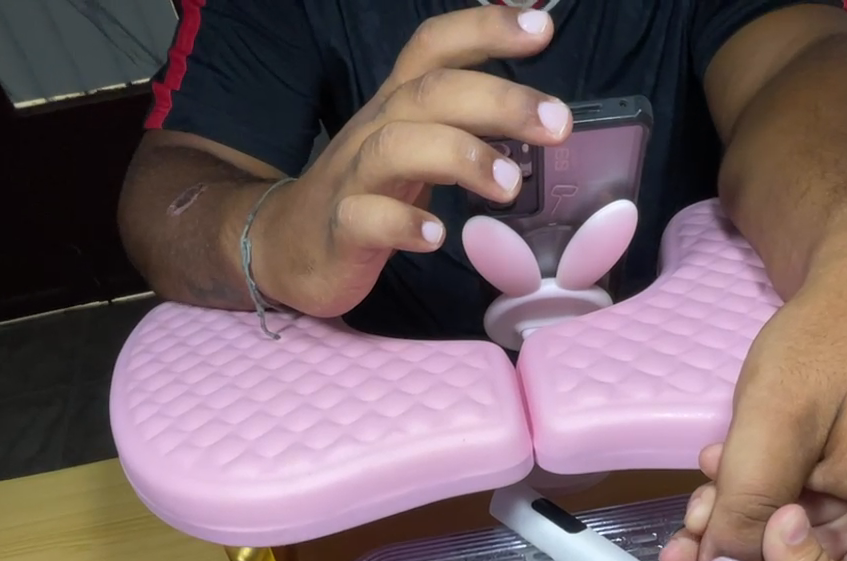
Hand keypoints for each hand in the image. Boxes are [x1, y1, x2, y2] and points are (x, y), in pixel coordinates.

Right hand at [250, 7, 568, 317]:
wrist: (288, 245)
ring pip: (399, 147)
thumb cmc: (366, 197)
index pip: (435, 49)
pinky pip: (366, 218)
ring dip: (460, 157)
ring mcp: (353, 179)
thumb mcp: (413, 153)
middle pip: (430, 93)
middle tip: (558, 124)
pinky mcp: (340, 230)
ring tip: (509, 187)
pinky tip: (438, 236)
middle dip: (499, 100)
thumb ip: (459, 132)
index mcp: (396, 108)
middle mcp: (374, 130)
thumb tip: (530, 130)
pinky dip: (404, 224)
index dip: (485, 28)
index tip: (542, 30)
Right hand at [660, 447, 846, 560]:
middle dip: (718, 507)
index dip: (762, 472)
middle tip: (693, 518)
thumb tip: (781, 514)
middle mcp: (812, 541)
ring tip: (678, 559)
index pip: (804, 485)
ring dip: (696, 543)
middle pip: (756, 503)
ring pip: (727, 536)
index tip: (717, 462)